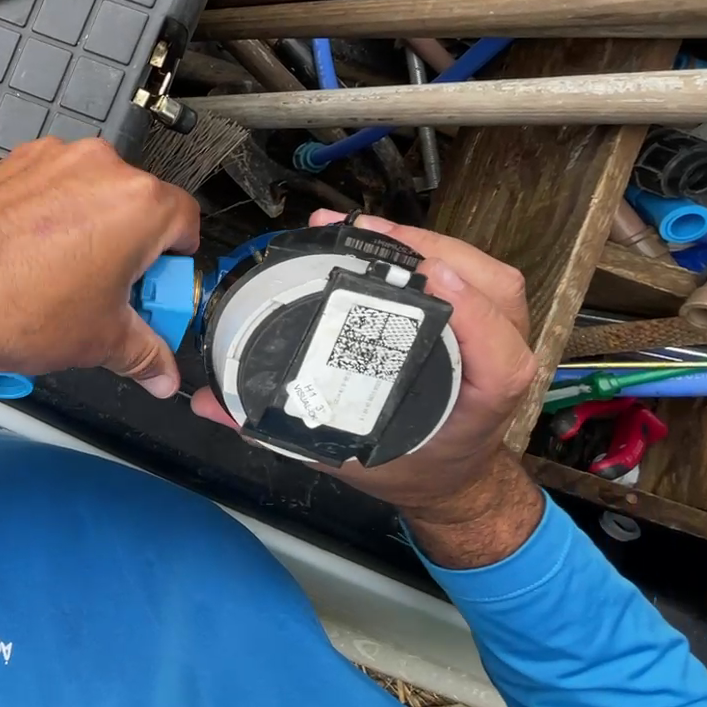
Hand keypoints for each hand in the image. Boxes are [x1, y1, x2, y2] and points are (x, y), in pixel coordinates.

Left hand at [0, 137, 199, 395]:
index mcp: (138, 204)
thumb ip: (144, 354)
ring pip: (93, 196)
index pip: (186, 225)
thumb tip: (162, 371)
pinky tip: (31, 259)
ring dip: (91, 231)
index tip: (153, 290)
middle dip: (131, 250)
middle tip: (108, 293)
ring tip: (62, 279)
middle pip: (138, 207)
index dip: (173, 264)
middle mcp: (98, 168)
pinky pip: (52, 188)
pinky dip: (51, 217)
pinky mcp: (15, 164)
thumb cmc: (10, 309)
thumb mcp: (98, 341)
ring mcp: (52, 159)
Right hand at [192, 211, 542, 559]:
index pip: (498, 358)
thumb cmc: (410, 469)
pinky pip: (472, 275)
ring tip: (361, 227)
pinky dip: (432, 249)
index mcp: (477, 404)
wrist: (451, 480)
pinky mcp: (482, 322)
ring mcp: (497, 337)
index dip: (475, 316)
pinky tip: (382, 238)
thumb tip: (209, 404)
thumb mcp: (346, 458)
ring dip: (427, 241)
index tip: (434, 281)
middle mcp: (495, 364)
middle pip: (492, 293)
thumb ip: (277, 432)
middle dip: (428, 250)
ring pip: (486, 275)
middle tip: (358, 233)